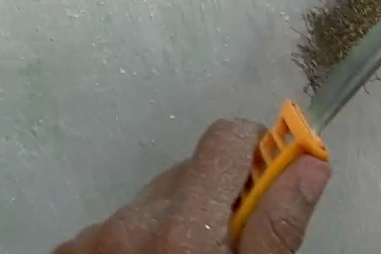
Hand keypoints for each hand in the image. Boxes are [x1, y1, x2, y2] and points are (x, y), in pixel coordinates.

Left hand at [56, 120, 330, 253]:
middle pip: (189, 171)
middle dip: (214, 196)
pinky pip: (118, 225)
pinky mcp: (68, 252)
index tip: (264, 184)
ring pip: (154, 201)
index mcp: (183, 228)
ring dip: (174, 221)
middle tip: (225, 246)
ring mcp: (93, 239)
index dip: (253, 149)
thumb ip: (278, 227)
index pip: (225, 137)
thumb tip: (312, 163)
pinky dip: (137, 243)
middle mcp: (133, 221)